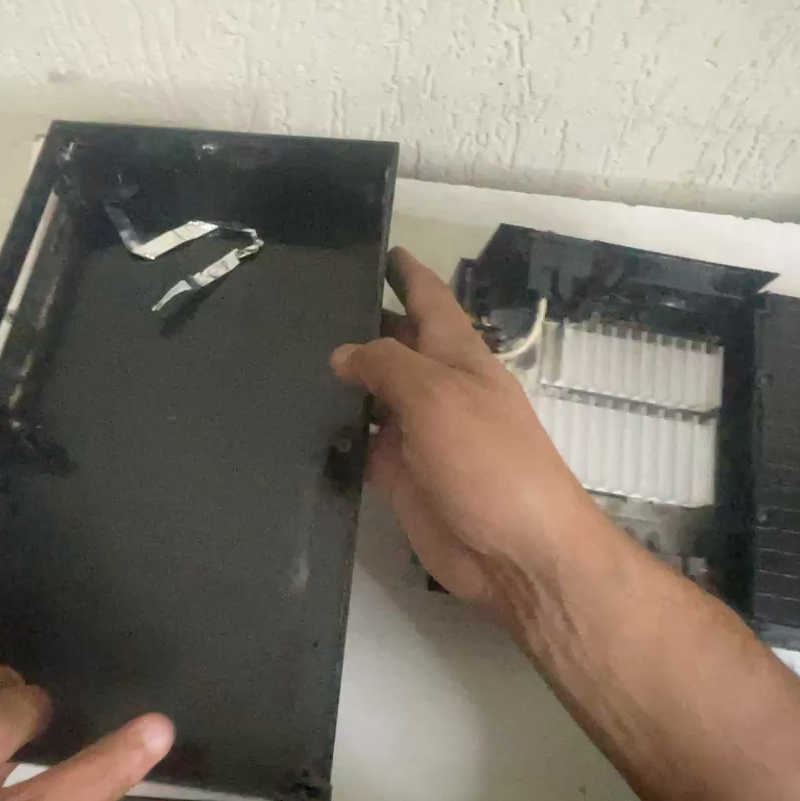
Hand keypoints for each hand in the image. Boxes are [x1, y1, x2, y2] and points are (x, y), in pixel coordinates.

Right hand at [331, 248, 616, 622]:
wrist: (514, 553)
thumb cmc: (489, 462)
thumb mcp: (438, 397)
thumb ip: (387, 366)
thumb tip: (343, 354)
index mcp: (458, 357)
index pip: (430, 300)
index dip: (406, 272)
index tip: (374, 247)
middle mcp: (437, 389)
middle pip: (394, 346)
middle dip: (360, 324)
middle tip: (303, 305)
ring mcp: (417, 434)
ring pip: (372, 396)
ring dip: (341, 381)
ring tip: (286, 359)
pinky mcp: (400, 475)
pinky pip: (362, 444)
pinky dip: (337, 433)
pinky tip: (301, 421)